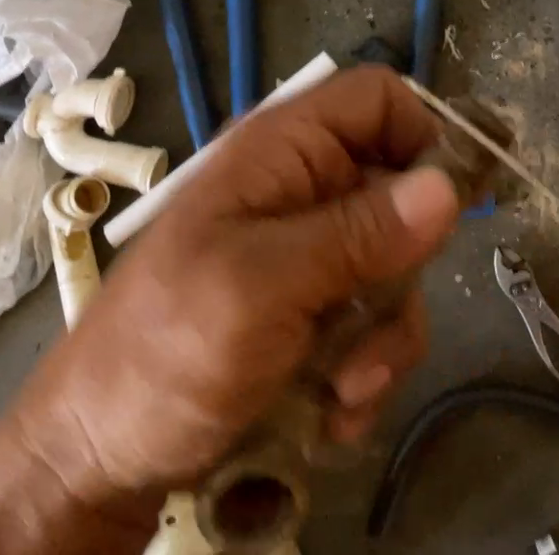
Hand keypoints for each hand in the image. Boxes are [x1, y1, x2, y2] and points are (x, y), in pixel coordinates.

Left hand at [0, 66, 458, 554]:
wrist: (97, 458)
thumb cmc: (162, 352)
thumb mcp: (259, 288)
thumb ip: (356, 235)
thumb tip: (450, 184)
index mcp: (281, 153)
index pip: (378, 100)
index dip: (427, 132)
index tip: (461, 197)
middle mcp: (303, 192)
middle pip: (403, 192)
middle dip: (404, 268)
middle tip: (376, 321)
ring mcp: (310, 255)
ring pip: (398, 269)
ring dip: (385, 337)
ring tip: (342, 386)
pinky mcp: (314, 311)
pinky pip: (377, 323)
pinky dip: (368, 369)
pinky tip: (333, 408)